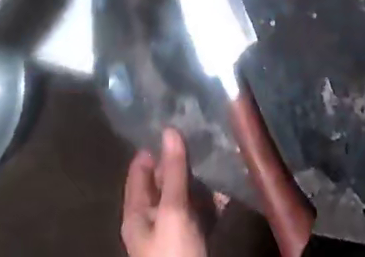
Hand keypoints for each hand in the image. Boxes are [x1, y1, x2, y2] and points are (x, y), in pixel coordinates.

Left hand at [122, 129, 207, 256]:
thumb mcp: (172, 212)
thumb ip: (172, 172)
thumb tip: (169, 129)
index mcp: (137, 213)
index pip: (140, 170)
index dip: (154, 147)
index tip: (175, 121)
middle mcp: (152, 221)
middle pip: (165, 182)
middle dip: (183, 161)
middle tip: (203, 134)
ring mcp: (174, 234)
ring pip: (186, 197)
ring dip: (202, 180)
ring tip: (219, 155)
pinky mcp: (194, 244)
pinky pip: (202, 215)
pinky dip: (213, 201)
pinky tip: (227, 186)